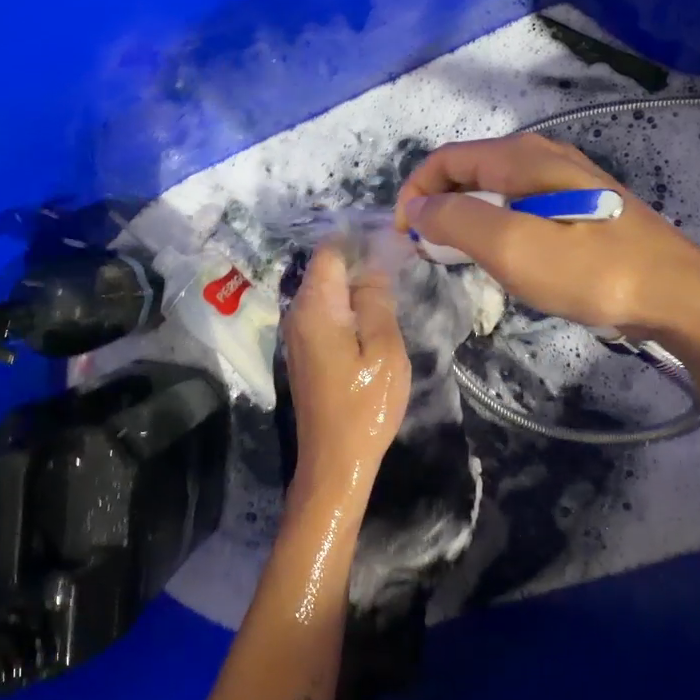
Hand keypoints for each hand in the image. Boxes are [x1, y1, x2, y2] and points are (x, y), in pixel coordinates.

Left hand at [282, 244, 410, 482]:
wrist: (335, 459)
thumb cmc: (365, 405)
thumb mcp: (384, 349)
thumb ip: (377, 300)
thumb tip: (373, 263)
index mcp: (315, 307)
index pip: (331, 251)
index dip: (360, 240)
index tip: (393, 240)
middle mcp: (297, 313)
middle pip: (326, 269)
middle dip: (360, 260)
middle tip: (401, 262)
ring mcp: (297, 334)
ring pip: (327, 292)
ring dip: (356, 285)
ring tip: (394, 288)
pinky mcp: (304, 351)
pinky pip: (325, 314)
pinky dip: (348, 308)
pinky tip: (374, 317)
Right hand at [396, 133, 699, 335]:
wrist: (677, 295)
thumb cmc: (590, 270)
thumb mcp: (510, 246)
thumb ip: (456, 219)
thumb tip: (419, 208)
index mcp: (521, 157)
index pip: (445, 159)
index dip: (415, 192)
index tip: (405, 236)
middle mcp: (543, 156)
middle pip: (470, 168)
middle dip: (438, 203)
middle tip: (427, 249)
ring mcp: (568, 180)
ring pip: (496, 188)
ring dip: (466, 215)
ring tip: (458, 256)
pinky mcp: (585, 207)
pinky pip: (522, 205)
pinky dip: (497, 224)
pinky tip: (506, 258)